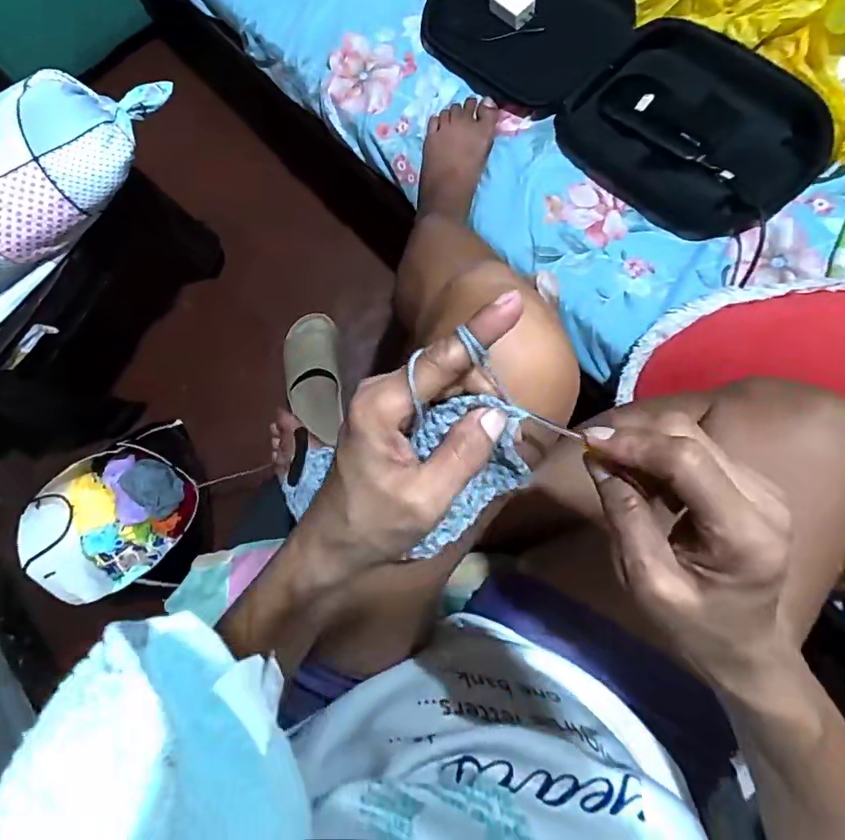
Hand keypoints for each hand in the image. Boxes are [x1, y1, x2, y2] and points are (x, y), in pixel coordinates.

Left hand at [288, 290, 521, 577]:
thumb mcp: (425, 499)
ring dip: (472, 402)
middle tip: (502, 433)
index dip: (479, 331)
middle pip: (447, 367)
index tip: (510, 301)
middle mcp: (380, 389)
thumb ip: (462, 454)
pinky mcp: (390, 409)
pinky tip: (469, 434)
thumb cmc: (374, 524)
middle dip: (481, 390)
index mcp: (381, 404)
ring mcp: (383, 397)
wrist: (333, 542)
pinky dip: (458, 410)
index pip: (440, 359)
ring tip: (485, 440)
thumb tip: (496, 415)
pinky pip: (433, 396)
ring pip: (443, 380)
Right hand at [583, 417, 795, 695]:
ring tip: (614, 466)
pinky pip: (697, 449)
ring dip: (645, 443)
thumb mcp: (647, 582)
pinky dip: (659, 454)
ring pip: (691, 436)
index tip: (588, 442)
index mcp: (744, 532)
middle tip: (594, 453)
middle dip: (635, 436)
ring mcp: (763, 487)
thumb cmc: (695, 627)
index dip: (634, 442)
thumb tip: (597, 460)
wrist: (747, 650)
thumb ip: (624, 517)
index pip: (686, 460)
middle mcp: (764, 499)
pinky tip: (641, 476)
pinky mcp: (752, 483)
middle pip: (689, 437)